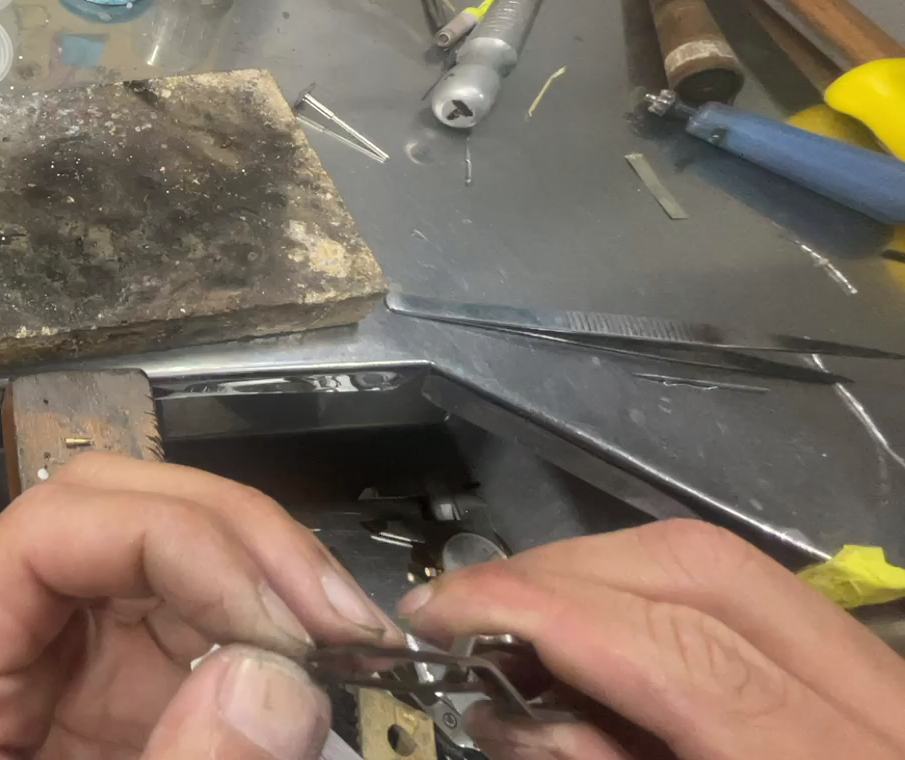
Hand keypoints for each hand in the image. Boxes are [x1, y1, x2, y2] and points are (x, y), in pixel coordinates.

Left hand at [0, 453, 401, 758]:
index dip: (168, 537)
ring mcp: (53, 639)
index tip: (278, 617)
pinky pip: (179, 609)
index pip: (46, 528)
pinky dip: (251, 615)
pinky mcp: (106, 674)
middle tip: (335, 613)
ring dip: (254, 566)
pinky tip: (310, 649)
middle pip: (103, 506)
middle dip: (227, 535)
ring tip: (345, 632)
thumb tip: (279, 678)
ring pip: (151, 538)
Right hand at [399, 518, 904, 759]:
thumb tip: (500, 707)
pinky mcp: (865, 679)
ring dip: (579, 580)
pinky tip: (589, 655)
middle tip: (466, 615)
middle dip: (550, 574)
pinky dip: (627, 602)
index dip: (530, 610)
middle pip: (696, 570)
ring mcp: (891, 690)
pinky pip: (726, 596)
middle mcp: (899, 724)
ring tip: (519, 636)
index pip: (679, 654)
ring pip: (709, 564)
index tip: (430, 614)